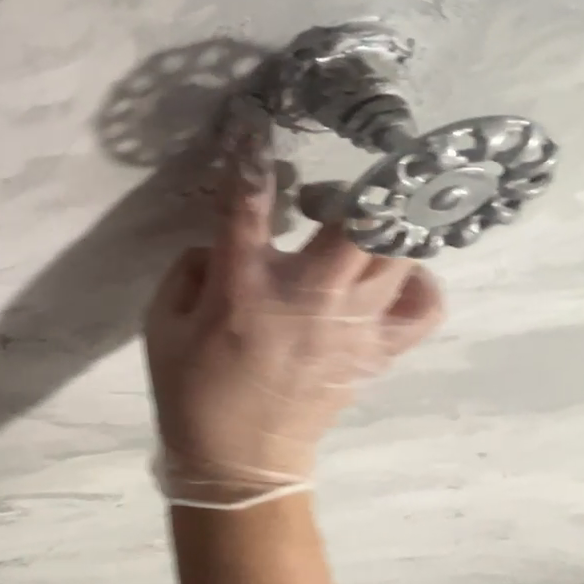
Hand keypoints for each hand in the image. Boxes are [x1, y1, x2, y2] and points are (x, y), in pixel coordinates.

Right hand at [144, 135, 444, 508]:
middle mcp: (305, 295)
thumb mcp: (159, 322)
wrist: (238, 457)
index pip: (246, 204)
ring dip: (382, 226)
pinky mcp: (378, 351)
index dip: (250, 158)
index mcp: (241, 287)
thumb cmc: (188, 386)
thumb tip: (220, 246)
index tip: (255, 125)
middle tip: (331, 189)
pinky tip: (390, 274)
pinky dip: (417, 279)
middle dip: (363, 184)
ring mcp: (351, 324)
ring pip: (401, 252)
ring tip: (353, 226)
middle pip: (364, 218)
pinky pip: (424, 304)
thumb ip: (188, 271)